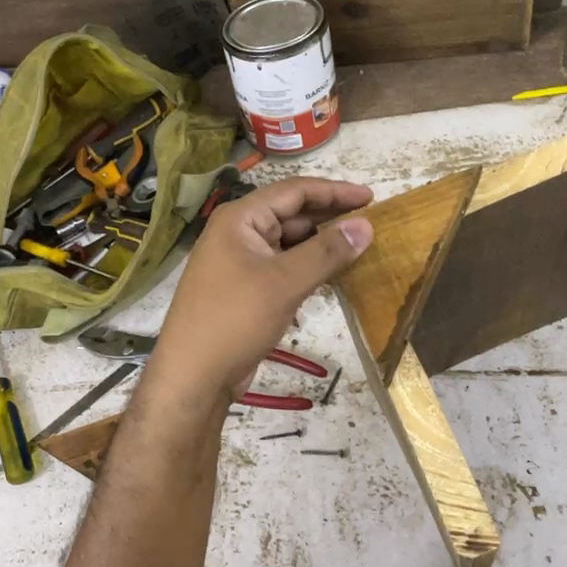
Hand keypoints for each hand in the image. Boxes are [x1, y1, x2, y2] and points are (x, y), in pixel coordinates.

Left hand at [148, 178, 374, 409]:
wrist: (194, 375)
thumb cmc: (235, 319)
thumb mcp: (285, 282)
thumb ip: (327, 252)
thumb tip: (366, 226)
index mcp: (240, 219)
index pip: (293, 191)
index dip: (334, 191)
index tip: (371, 197)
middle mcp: (238, 234)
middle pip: (291, 215)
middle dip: (330, 217)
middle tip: (371, 223)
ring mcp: (240, 263)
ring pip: (289, 243)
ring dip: (322, 244)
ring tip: (360, 248)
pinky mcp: (246, 290)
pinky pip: (283, 268)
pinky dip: (309, 268)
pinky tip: (334, 276)